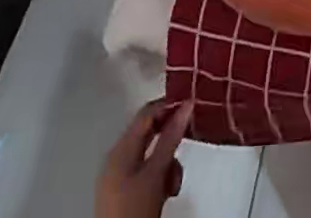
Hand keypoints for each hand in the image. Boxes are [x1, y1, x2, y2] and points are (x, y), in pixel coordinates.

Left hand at [95, 100, 191, 217]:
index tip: (191, 103)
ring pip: (153, 155)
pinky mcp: (127, 193)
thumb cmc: (135, 209)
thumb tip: (186, 106)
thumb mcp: (156, 173)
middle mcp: (119, 158)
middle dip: (171, 137)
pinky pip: (149, 173)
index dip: (169, 104)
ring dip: (169, 162)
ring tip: (174, 181)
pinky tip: (168, 192)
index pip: (146, 113)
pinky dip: (162, 177)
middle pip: (150, 133)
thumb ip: (171, 138)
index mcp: (121, 149)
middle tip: (190, 136)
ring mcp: (122, 176)